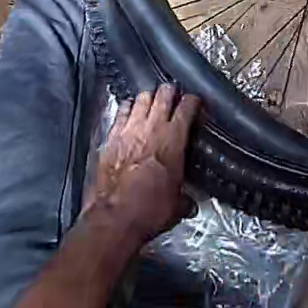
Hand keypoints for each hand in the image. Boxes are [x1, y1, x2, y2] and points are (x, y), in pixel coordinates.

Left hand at [84, 84, 200, 245]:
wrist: (115, 216)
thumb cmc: (150, 209)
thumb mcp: (176, 206)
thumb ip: (185, 199)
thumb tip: (190, 203)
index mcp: (174, 139)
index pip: (187, 106)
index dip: (193, 101)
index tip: (194, 103)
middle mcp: (153, 127)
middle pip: (164, 94)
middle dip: (171, 92)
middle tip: (173, 95)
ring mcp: (131, 129)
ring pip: (142, 98)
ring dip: (149, 98)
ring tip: (152, 101)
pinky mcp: (112, 136)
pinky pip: (122, 111)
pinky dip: (128, 107)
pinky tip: (129, 111)